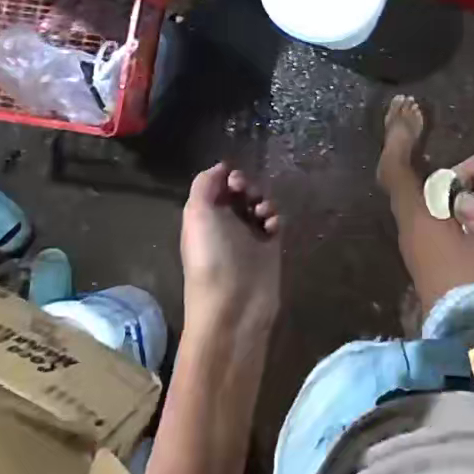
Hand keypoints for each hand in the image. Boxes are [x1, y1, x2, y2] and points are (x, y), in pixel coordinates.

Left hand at [180, 163, 282, 335]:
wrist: (234, 305)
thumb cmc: (211, 256)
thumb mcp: (196, 213)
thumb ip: (204, 184)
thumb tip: (220, 167)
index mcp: (204, 216)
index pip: (217, 186)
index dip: (226, 177)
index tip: (234, 180)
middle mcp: (225, 223)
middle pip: (240, 192)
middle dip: (247, 185)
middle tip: (248, 193)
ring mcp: (249, 235)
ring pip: (260, 203)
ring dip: (263, 199)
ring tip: (262, 213)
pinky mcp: (270, 247)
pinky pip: (276, 221)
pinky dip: (276, 217)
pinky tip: (272, 226)